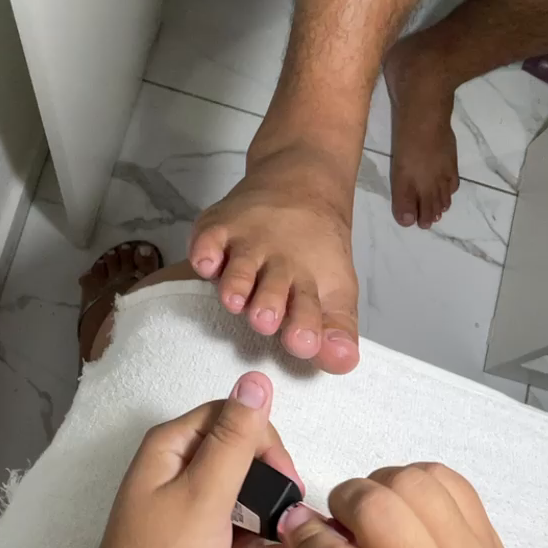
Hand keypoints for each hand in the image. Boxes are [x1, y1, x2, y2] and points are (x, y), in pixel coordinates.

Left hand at [65, 372, 301, 547]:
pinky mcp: (199, 527)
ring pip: (242, 482)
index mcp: (171, 444)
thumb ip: (234, 440)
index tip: (284, 478)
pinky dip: (250, 528)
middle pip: (239, 445)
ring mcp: (187, 497)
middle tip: (284, 510)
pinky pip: (236, 512)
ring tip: (273, 535)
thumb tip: (257, 379)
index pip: (231, 414)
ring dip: (262, 505)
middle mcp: (177, 462)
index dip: (262, 438)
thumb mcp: (204, 496)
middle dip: (266, 474)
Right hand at [188, 142, 361, 372]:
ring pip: (241, 266)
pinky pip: (209, 237)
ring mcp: (249, 245)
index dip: (307, 327)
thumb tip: (343, 362)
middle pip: (273, 289)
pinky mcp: (221, 227)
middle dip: (267, 305)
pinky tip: (204, 264)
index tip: (303, 342)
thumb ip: (338, 332)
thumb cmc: (316, 253)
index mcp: (309, 285)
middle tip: (264, 320)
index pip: (310, 309)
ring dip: (236, 283)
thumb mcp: (337, 291)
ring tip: (234, 301)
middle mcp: (280, 265)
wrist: (301, 186)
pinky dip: (204, 249)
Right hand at [237, 462, 547, 547]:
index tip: (297, 533)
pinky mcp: (489, 534)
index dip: (306, 539)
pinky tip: (407, 506)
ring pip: (412, 481)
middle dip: (343, 502)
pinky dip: (415, 479)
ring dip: (379, 485)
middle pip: (377, 510)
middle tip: (342, 524)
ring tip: (376, 513)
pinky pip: (446, 477)